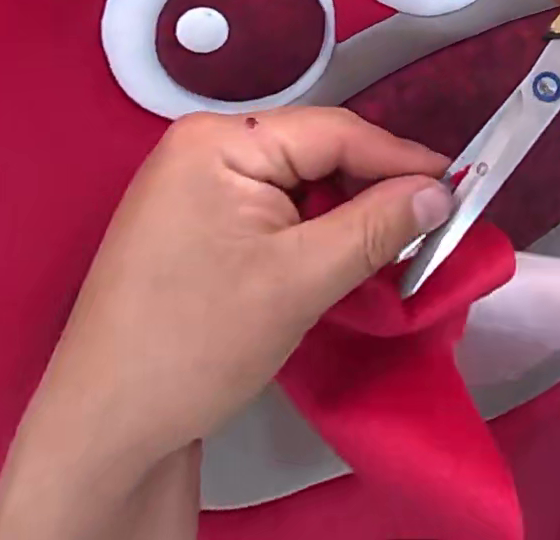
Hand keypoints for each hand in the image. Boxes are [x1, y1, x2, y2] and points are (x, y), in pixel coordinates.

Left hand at [0, 107, 450, 537]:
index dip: (397, 156)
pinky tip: (342, 245)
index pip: (330, 131)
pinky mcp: (198, 215)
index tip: (455, 181)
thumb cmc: (196, 342)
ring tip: (395, 234)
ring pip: (297, 178)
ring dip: (346, 207)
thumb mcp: (298, 281)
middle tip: (430, 214)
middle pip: (313, 151)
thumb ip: (375, 227)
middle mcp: (204, 144)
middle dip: (372, 184)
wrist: (104, 427)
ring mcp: (196, 180)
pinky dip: (314, 224)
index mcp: (220, 139)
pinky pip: (273, 202)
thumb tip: (439, 192)